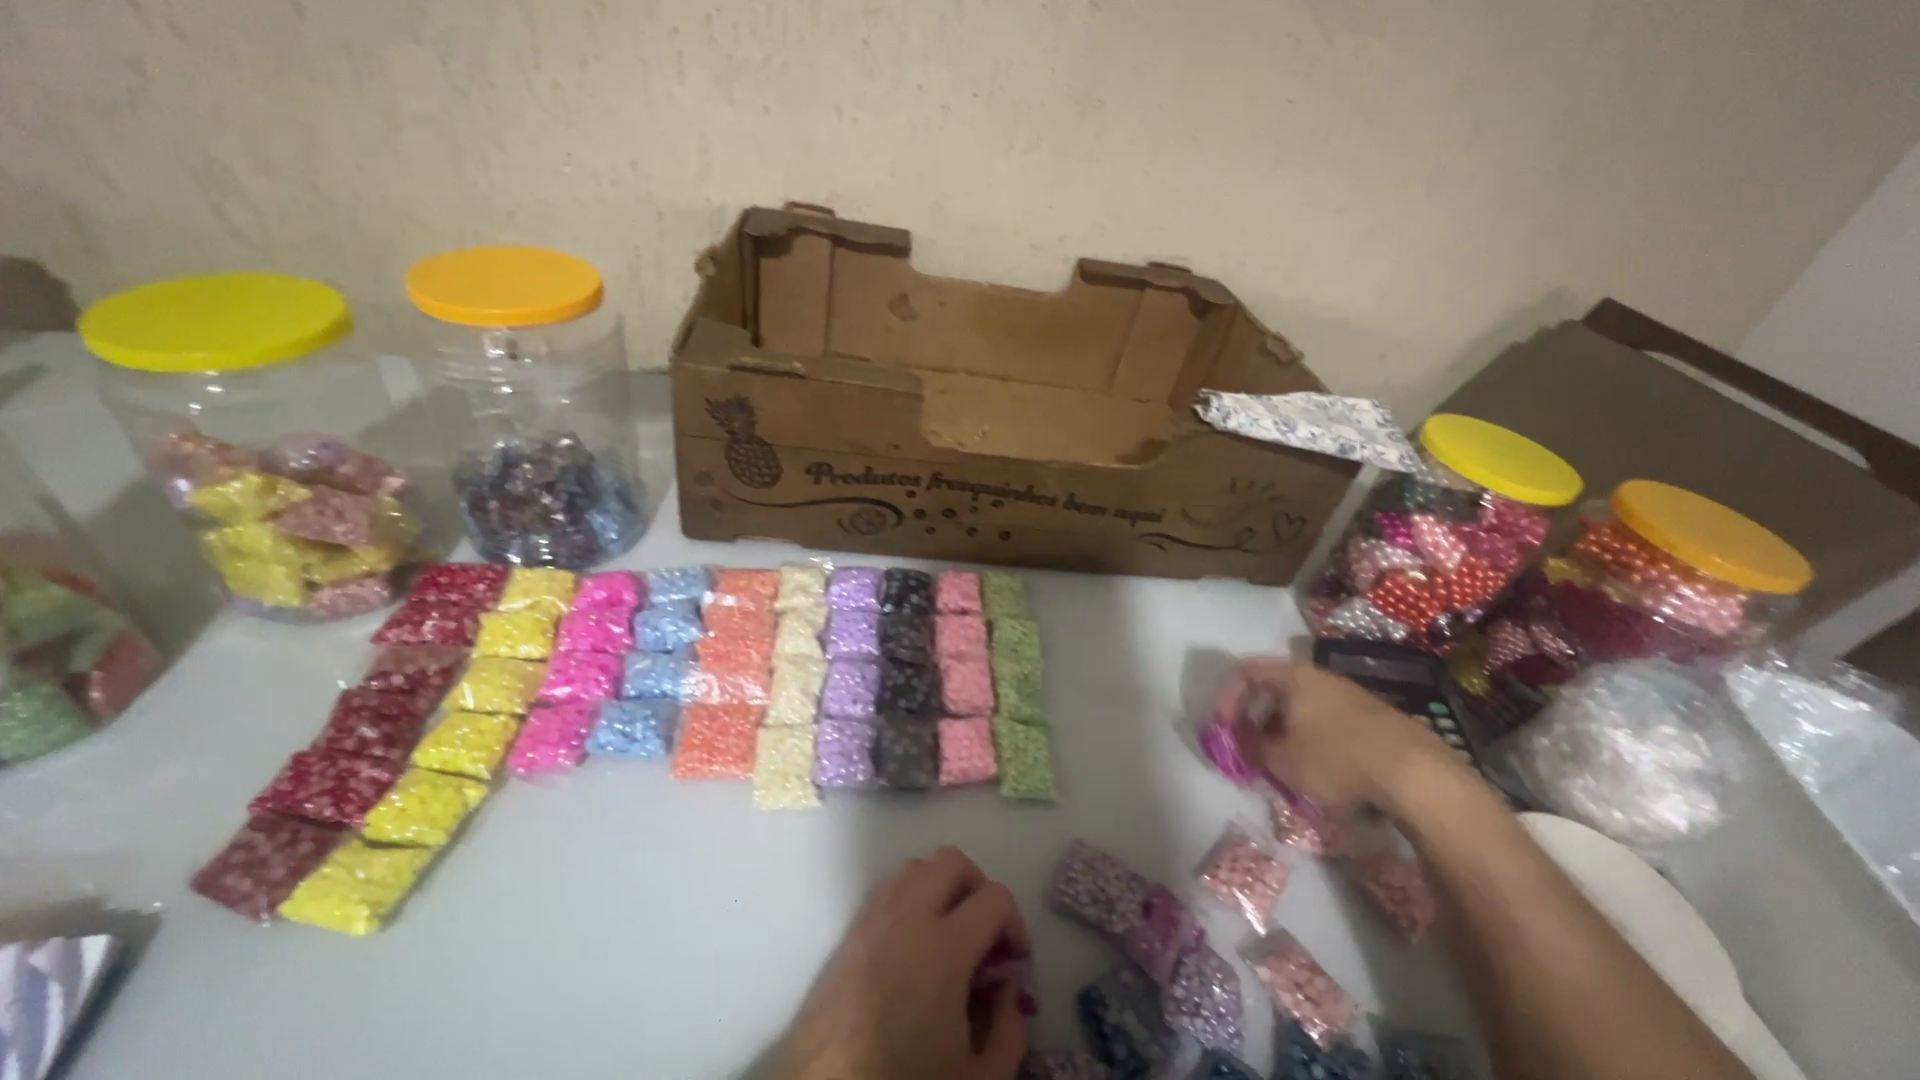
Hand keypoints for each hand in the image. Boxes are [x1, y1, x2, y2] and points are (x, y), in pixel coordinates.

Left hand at [772, 846, 1029, 1079]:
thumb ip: (1010, 1028)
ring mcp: (871, 921)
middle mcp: (905, 919)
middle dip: (978, 887)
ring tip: (950, 936)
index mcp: (944, 948)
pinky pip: (885, 891)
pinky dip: (909, 901)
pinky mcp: (847, 936)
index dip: (1016, 924)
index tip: (1015, 962)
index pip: (994, 898)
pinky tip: (914, 948)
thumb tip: (1009, 992)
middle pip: (950, 861)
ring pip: (913, 868)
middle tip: (986, 935)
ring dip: (940, 888)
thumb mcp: (980, 1078)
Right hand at [1219, 658, 1460, 810]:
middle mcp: (1321, 677)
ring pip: (1302, 707)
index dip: (1226, 698)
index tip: (1222, 730)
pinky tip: (1318, 768)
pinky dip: (1310, 738)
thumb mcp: (1282, 760)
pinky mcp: (1372, 717)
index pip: (1245, 672)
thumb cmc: (1336, 758)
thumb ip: (1251, 749)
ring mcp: (1350, 695)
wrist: (1414, 772)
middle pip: (1274, 689)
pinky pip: (1326, 720)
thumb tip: (1239, 743)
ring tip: (1282, 764)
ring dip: (1283, 731)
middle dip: (1255, 719)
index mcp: (1294, 677)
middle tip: (1250, 749)